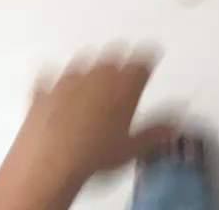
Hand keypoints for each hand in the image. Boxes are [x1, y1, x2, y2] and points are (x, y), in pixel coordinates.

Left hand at [0, 47, 179, 209]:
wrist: (48, 164)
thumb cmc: (93, 155)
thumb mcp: (133, 148)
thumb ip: (156, 131)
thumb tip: (174, 126)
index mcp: (127, 79)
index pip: (145, 58)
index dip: (148, 62)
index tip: (149, 64)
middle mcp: (100, 69)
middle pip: (115, 54)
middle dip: (119, 65)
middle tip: (121, 84)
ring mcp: (70, 77)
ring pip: (85, 63)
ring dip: (89, 73)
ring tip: (90, 95)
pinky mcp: (44, 89)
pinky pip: (50, 80)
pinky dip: (54, 87)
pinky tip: (56, 97)